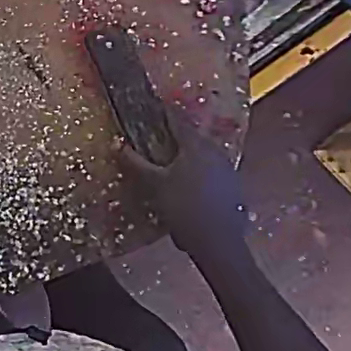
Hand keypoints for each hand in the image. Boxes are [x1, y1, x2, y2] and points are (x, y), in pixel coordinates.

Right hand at [119, 106, 244, 255]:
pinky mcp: (234, 189)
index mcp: (196, 146)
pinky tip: (187, 187)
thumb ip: (136, 163)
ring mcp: (228, 171)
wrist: (219, 244)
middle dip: (174, 137)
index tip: (150, 106)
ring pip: (203, 155)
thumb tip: (117, 145)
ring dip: (187, 156)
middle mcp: (216, 152)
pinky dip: (198, 173)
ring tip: (170, 164)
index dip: (162, 112)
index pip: (177, 120)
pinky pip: (212, 172)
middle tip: (156, 138)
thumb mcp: (154, 185)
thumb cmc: (184, 207)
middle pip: (192, 138)